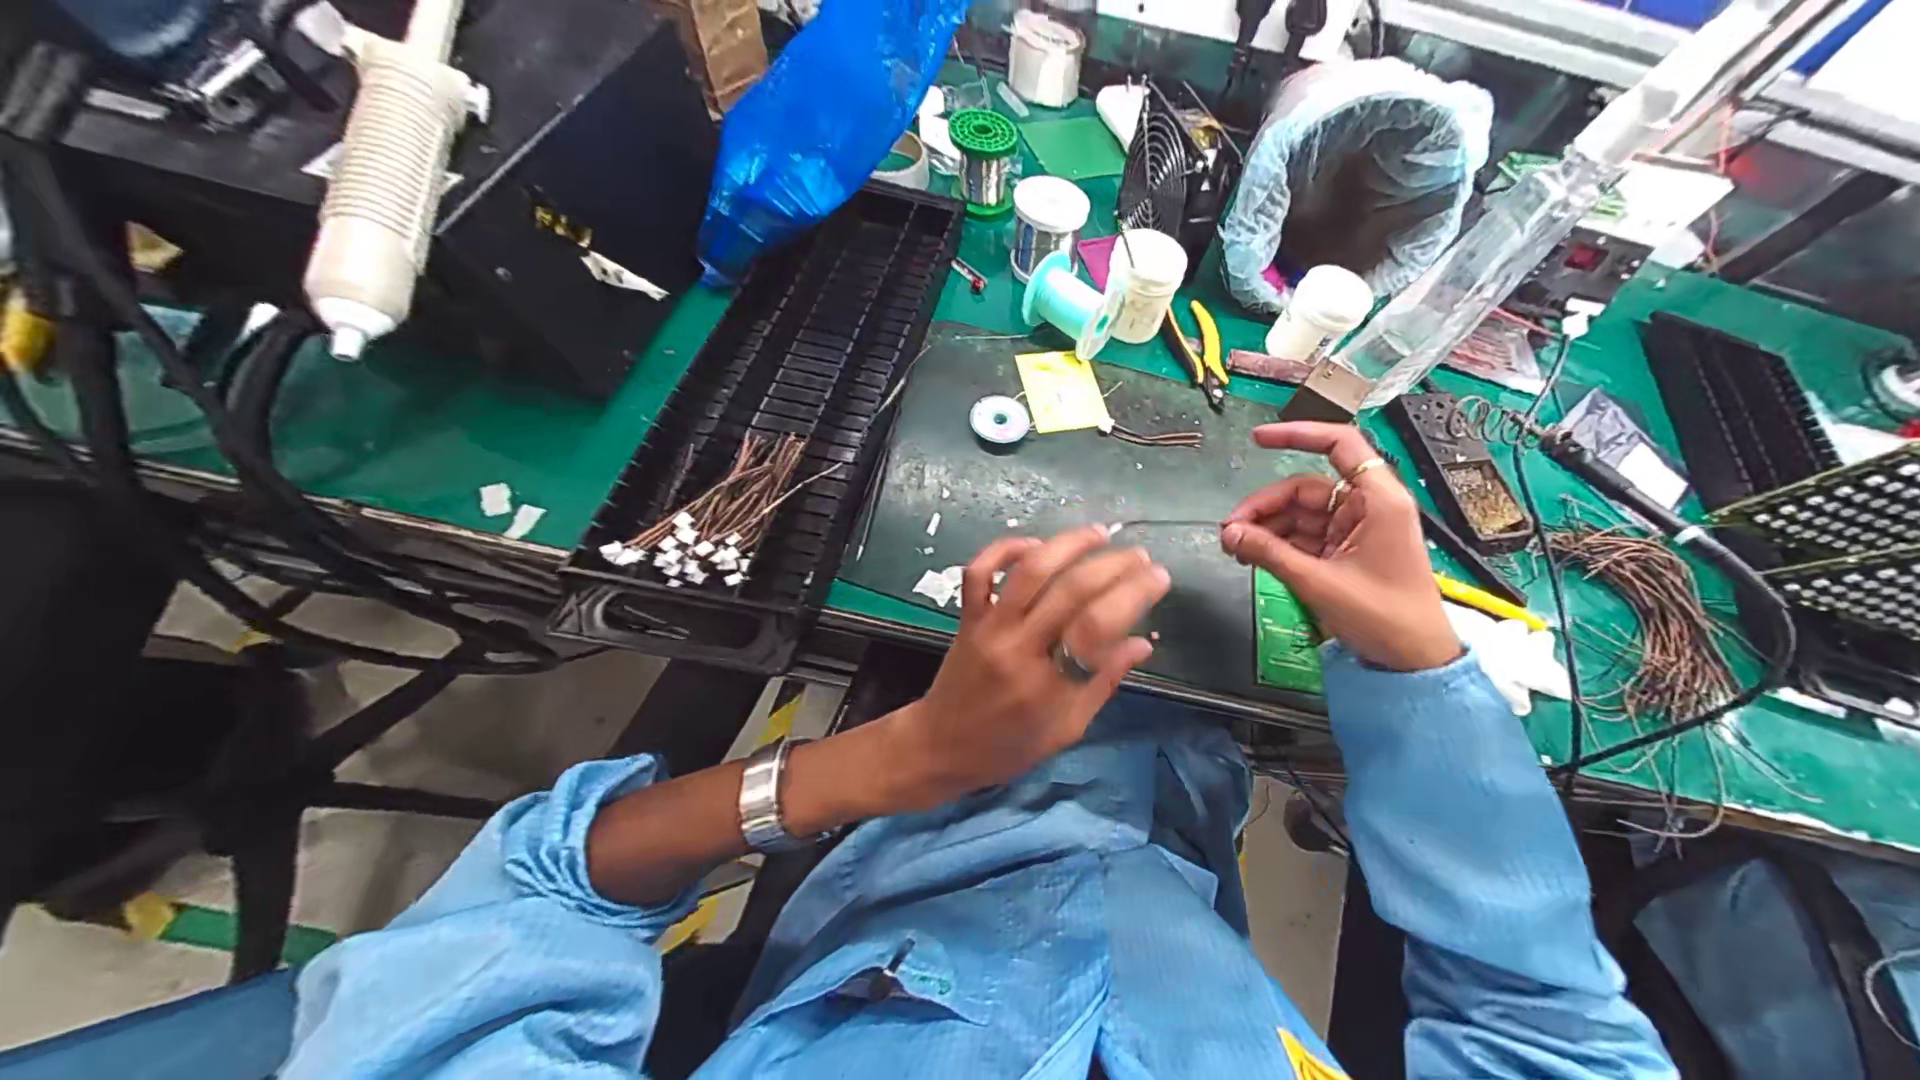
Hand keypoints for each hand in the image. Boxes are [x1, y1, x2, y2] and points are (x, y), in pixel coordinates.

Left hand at [887, 526, 1169, 808]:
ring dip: (1066, 545)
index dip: (1133, 595)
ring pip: (1028, 571)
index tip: (1158, 577)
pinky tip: (1034, 545)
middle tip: (1141, 556)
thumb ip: (1103, 684)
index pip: (1098, 626)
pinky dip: (1004, 550)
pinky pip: (979, 573)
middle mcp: (1017, 646)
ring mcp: (988, 626)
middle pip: (1069, 590)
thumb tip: (1142, 643)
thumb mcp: (1066, 729)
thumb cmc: (1008, 746)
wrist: (940, 746)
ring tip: (1099, 534)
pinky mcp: (967, 617)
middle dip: (1112, 566)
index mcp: (1047, 683)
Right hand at [1219, 422, 1460, 671]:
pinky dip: (1275, 543)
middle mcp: (1366, 507)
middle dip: (1263, 506)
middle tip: (1230, 531)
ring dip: (1265, 528)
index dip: (1298, 434)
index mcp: (1378, 501)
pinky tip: (1252, 555)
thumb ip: (1269, 553)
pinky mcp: (1342, 550)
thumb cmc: (1383, 616)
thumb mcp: (1319, 582)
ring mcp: (1353, 529)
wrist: (1411, 660)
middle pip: (1303, 488)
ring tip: (1236, 548)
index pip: (1340, 446)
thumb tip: (1230, 533)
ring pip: (1297, 513)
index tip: (1258, 439)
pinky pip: (1301, 535)